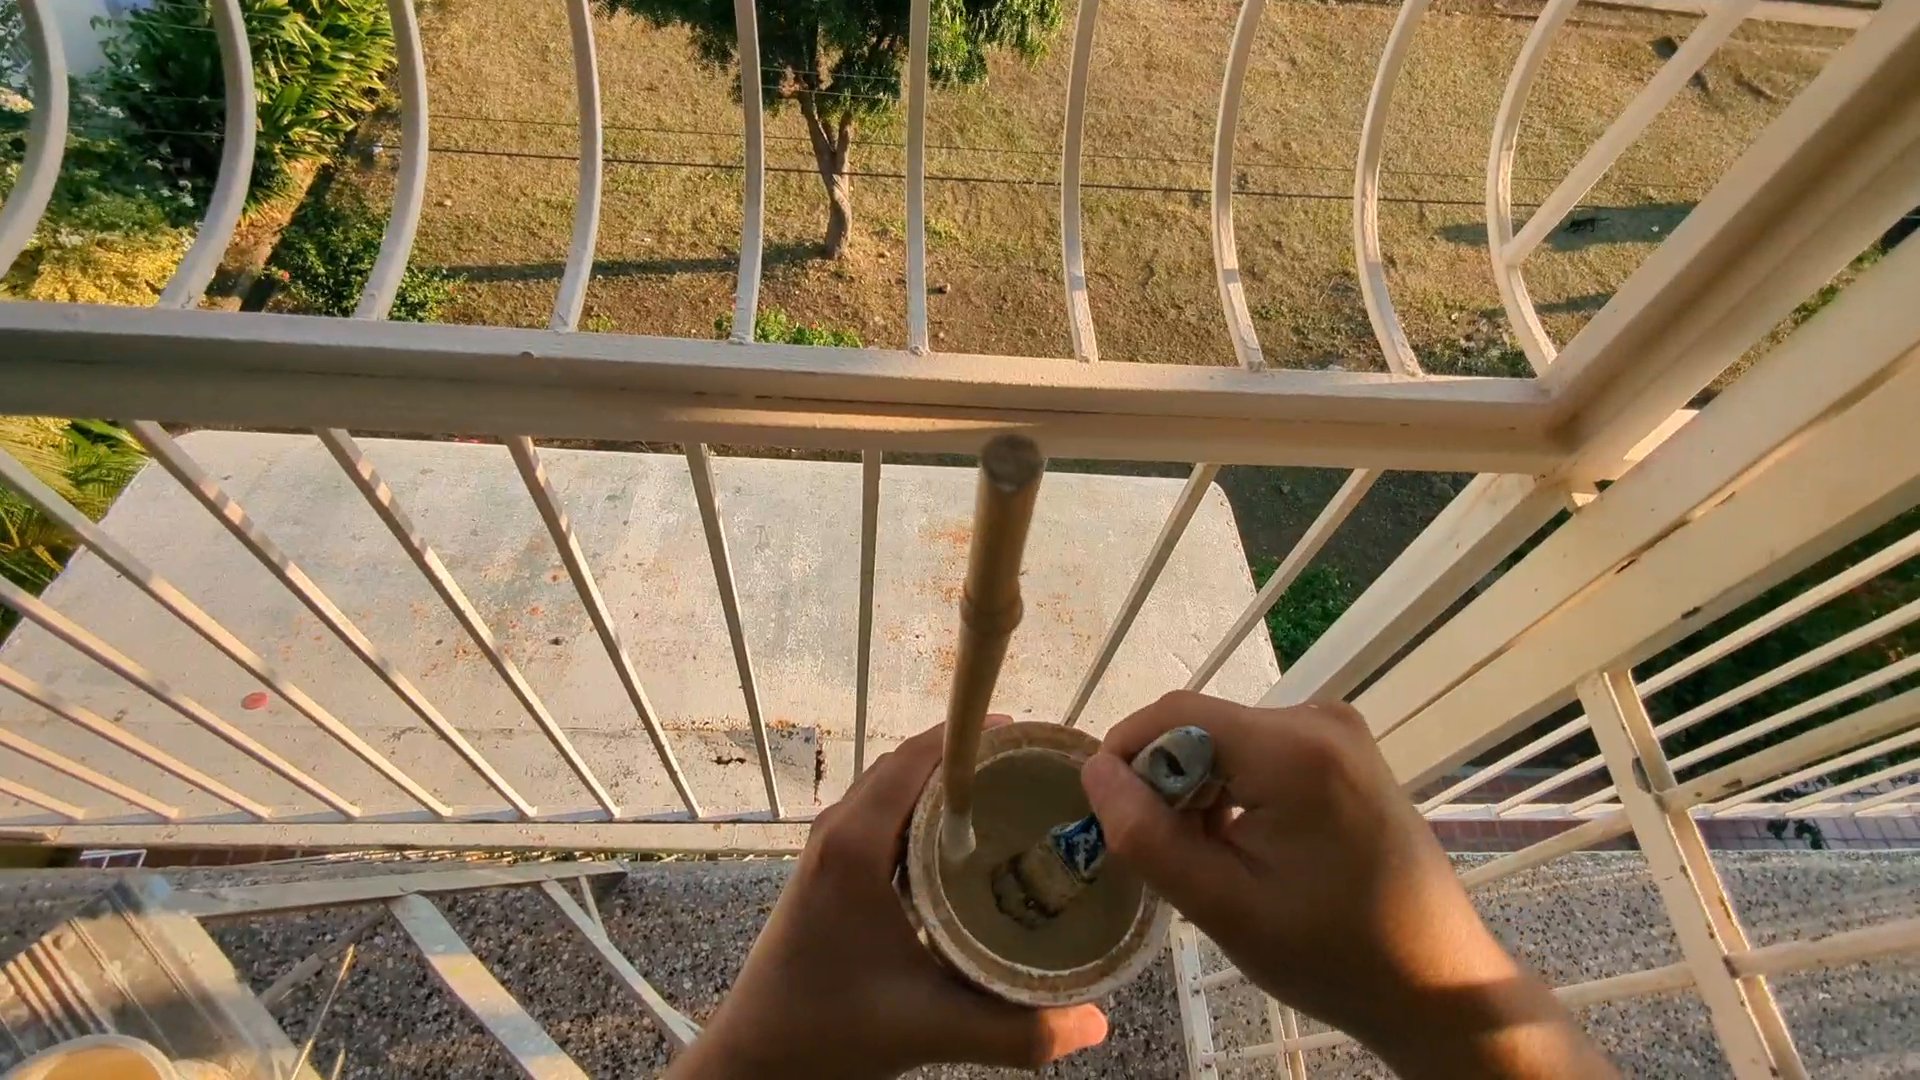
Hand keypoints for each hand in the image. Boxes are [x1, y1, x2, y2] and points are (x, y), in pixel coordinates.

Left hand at [667, 716, 1108, 1078]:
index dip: (965, 737)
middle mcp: (839, 827)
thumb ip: (1016, 1031)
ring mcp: (830, 841)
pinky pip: (882, 806)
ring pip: (892, 782)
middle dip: (963, 753)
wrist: (758, 1054)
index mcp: (856, 843)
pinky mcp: (830, 860)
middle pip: (907, 763)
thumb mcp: (930, 1026)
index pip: (915, 760)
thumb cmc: (834, 1029)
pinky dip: (920, 799)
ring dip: (940, 775)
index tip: (1021, 733)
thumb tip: (1096, 1020)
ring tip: (1001, 787)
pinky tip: (958, 830)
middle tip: (1025, 763)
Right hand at [1080, 692, 1615, 1079]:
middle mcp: (1316, 718)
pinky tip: (1242, 838)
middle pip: (1199, 726)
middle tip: (1164, 850)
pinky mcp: (1341, 747)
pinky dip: (1231, 784)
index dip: (1126, 752)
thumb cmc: (1333, 955)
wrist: (1442, 986)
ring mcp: (1335, 728)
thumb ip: (1146, 834)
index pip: (1174, 714)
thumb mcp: (1222, 906)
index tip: (1112, 812)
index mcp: (1293, 749)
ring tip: (1207, 853)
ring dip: (1196, 785)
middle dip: (1163, 779)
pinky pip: (1256, 747)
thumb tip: (1094, 769)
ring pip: (1223, 737)